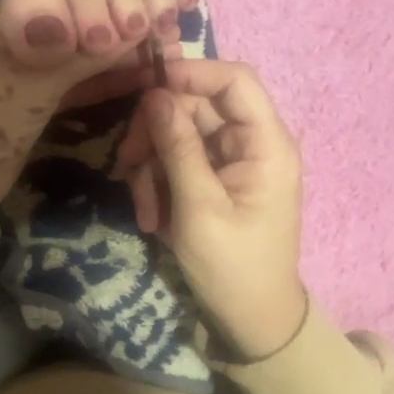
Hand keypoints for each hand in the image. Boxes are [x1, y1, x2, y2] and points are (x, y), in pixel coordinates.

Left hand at [0, 2, 173, 212]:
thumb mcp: (36, 83)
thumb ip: (87, 55)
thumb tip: (141, 27)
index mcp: (3, 16)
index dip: (111, 5)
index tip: (158, 11)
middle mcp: (16, 37)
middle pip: (76, 29)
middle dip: (120, 34)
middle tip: (174, 37)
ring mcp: (26, 70)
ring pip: (80, 59)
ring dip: (119, 61)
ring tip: (170, 56)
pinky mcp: (36, 101)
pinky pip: (76, 85)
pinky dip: (105, 84)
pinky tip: (144, 79)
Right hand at [115, 60, 308, 360]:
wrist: (251, 321)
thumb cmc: (233, 268)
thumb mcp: (198, 208)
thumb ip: (178, 147)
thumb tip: (155, 94)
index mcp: (267, 143)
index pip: (235, 79)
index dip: (191, 73)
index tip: (146, 89)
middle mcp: (252, 142)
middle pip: (195, 105)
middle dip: (156, 133)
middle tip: (127, 164)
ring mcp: (231, 160)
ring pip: (178, 133)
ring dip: (152, 166)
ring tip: (146, 211)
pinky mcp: (213, 177)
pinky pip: (177, 160)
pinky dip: (158, 183)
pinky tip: (153, 218)